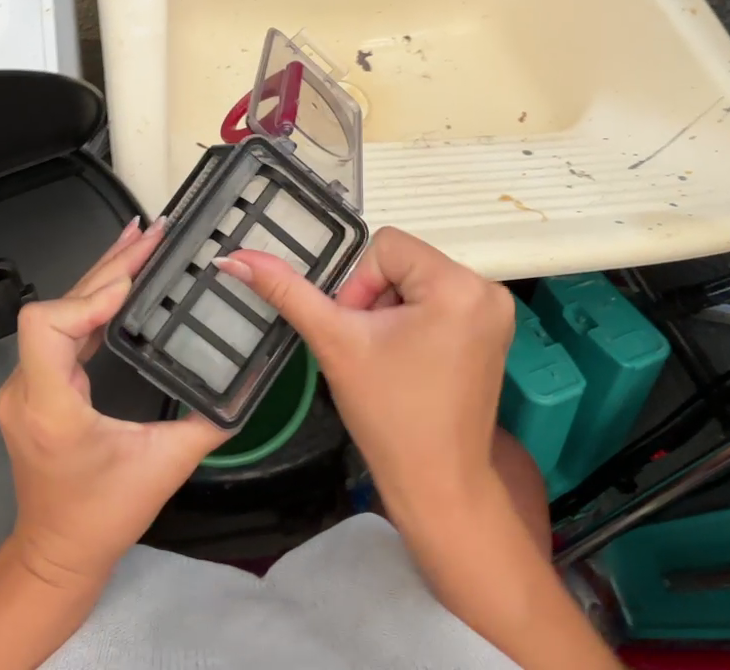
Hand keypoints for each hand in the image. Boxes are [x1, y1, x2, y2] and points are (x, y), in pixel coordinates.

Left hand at [0, 218, 230, 589]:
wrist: (56, 553)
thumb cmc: (102, 518)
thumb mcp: (163, 468)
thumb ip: (206, 423)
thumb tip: (243, 385)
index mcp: (51, 407)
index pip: (46, 325)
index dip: (88, 296)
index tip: (132, 283)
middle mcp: (28, 387)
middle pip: (57, 308)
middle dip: (109, 267)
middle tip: (154, 234)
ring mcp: (27, 384)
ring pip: (59, 313)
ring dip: (101, 275)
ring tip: (142, 241)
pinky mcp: (37, 384)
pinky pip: (61, 330)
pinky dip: (93, 301)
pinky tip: (120, 277)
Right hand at [216, 227, 515, 525]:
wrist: (437, 483)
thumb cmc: (388, 413)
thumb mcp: (333, 341)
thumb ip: (286, 292)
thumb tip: (233, 258)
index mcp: (458, 284)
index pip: (385, 246)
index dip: (359, 287)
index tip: (359, 334)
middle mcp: (486, 289)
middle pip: (403, 262)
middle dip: (375, 299)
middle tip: (372, 349)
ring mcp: (496, 312)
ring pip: (417, 280)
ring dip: (392, 310)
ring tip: (390, 358)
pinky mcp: (493, 331)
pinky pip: (439, 300)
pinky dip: (414, 320)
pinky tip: (408, 360)